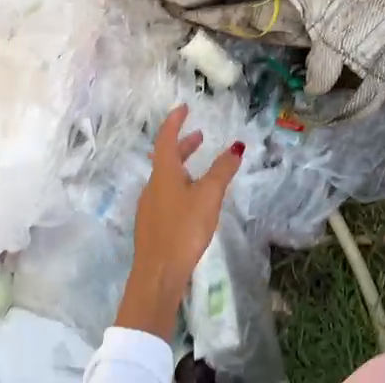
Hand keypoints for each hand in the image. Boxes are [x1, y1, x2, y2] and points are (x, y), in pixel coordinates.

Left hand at [113, 105, 243, 338]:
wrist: (157, 276)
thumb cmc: (183, 229)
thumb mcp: (209, 196)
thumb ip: (222, 170)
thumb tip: (236, 147)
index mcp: (164, 173)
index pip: (166, 138)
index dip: (174, 121)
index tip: (184, 108)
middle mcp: (153, 186)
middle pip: (166, 158)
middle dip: (183, 145)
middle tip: (199, 137)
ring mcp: (149, 207)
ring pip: (166, 178)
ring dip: (182, 166)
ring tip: (199, 167)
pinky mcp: (152, 227)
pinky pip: (165, 194)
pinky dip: (180, 185)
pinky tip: (192, 200)